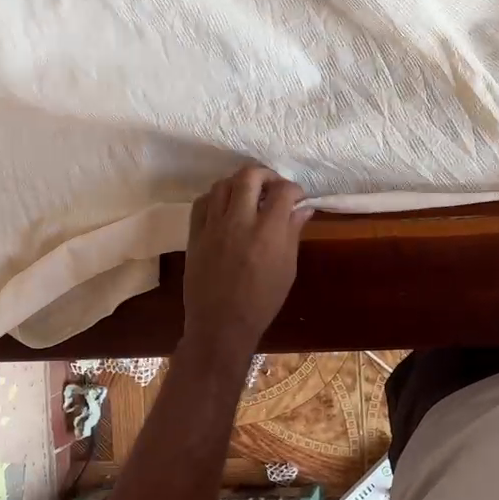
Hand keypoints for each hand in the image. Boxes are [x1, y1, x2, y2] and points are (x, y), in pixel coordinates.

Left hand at [181, 165, 312, 355]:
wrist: (222, 324)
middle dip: (266, 175)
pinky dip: (216, 197)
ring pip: (223, 184)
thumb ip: (293, 233)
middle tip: (273, 187)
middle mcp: (239, 221)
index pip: (283, 191)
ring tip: (249, 194)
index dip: (294, 189)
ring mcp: (213, 226)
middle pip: (249, 176)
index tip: (297, 198)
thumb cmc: (263, 300)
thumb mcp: (288, 268)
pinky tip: (225, 207)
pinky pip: (202, 202)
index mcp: (268, 232)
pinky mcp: (195, 234)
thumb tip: (303, 208)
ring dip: (240, 183)